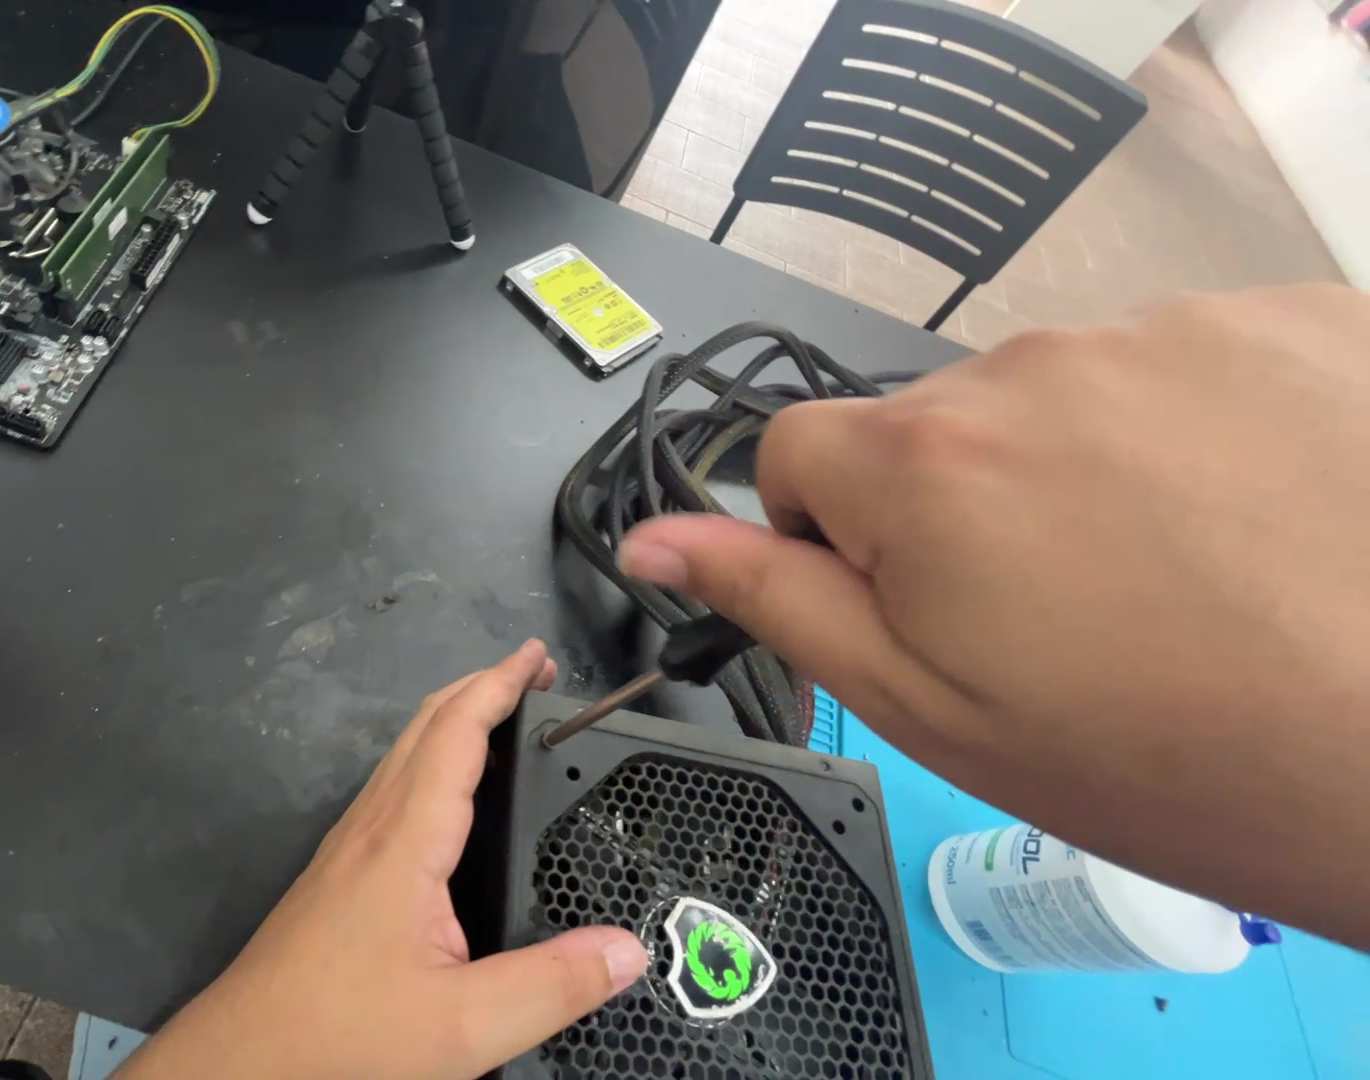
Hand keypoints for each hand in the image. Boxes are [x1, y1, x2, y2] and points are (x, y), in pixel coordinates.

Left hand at [116, 641, 648, 1078]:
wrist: (249, 1050)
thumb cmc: (347, 1031)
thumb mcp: (463, 1026)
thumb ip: (551, 986)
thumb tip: (627, 948)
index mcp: (408, 836)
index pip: (458, 731)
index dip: (499, 683)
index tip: (536, 653)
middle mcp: (377, 817)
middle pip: (429, 720)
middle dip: (482, 682)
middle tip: (535, 672)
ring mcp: (355, 833)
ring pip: (408, 744)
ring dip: (457, 710)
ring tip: (504, 709)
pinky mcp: (345, 856)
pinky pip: (398, 775)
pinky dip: (436, 746)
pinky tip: (455, 779)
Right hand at [618, 285, 1369, 947]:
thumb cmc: (1153, 751)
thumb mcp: (911, 696)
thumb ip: (763, 594)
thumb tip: (645, 540)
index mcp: (915, 461)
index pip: (788, 452)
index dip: (821, 528)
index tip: (902, 593)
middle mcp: (1023, 366)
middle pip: (912, 427)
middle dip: (936, 504)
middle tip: (1037, 606)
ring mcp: (1167, 328)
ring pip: (1032, 398)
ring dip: (1051, 467)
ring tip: (1153, 566)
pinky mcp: (1296, 315)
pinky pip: (1158, 367)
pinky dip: (1167, 431)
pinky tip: (1242, 512)